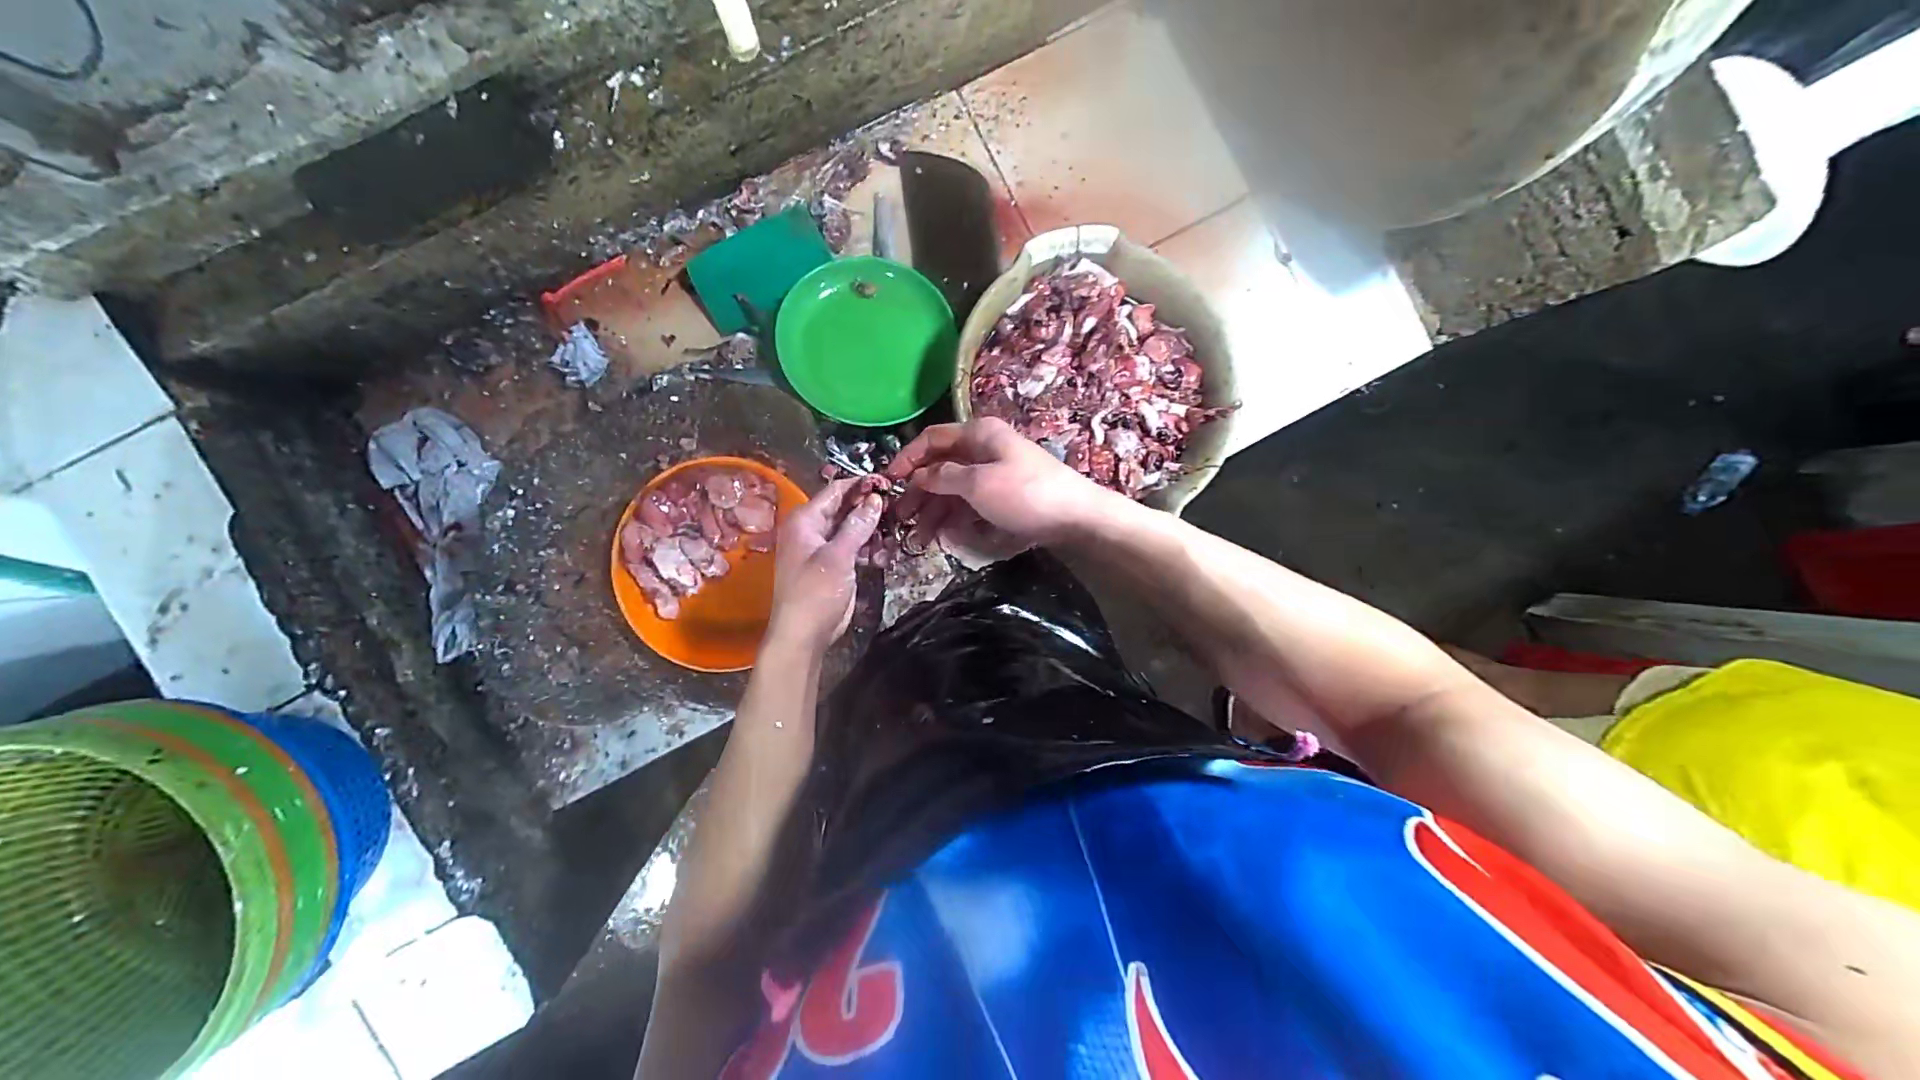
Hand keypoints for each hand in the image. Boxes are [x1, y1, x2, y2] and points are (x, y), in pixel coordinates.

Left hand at [766, 477, 883, 650]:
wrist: (804, 635)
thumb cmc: (815, 593)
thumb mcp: (838, 556)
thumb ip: (858, 525)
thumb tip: (876, 499)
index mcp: (805, 520)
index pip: (836, 491)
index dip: (861, 485)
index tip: (889, 483)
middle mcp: (812, 529)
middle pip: (845, 508)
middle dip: (870, 510)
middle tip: (898, 510)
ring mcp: (822, 547)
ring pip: (852, 528)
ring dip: (873, 532)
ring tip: (892, 538)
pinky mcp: (834, 564)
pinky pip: (853, 547)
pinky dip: (868, 548)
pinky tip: (883, 555)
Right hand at [886, 417, 1117, 558]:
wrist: (1077, 518)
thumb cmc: (1025, 494)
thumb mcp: (978, 484)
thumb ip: (943, 477)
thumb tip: (919, 476)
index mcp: (978, 434)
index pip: (932, 440)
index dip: (907, 459)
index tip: (887, 483)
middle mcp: (984, 449)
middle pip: (940, 468)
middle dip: (918, 494)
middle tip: (899, 519)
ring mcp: (995, 474)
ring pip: (953, 490)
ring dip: (933, 512)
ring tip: (917, 539)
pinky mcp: (1003, 497)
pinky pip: (970, 504)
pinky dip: (955, 519)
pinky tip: (944, 536)